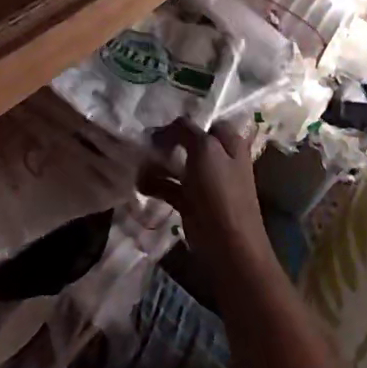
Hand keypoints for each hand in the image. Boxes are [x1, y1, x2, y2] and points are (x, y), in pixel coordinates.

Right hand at [139, 120, 270, 276]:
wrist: (227, 245)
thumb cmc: (219, 192)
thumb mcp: (205, 150)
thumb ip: (186, 130)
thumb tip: (169, 124)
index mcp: (229, 143)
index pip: (206, 122)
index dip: (184, 122)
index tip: (159, 122)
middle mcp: (219, 159)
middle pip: (189, 143)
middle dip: (166, 142)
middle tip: (143, 141)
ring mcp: (205, 183)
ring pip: (177, 165)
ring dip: (157, 163)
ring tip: (137, 162)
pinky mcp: (192, 203)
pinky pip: (170, 187)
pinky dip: (156, 184)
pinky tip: (140, 184)